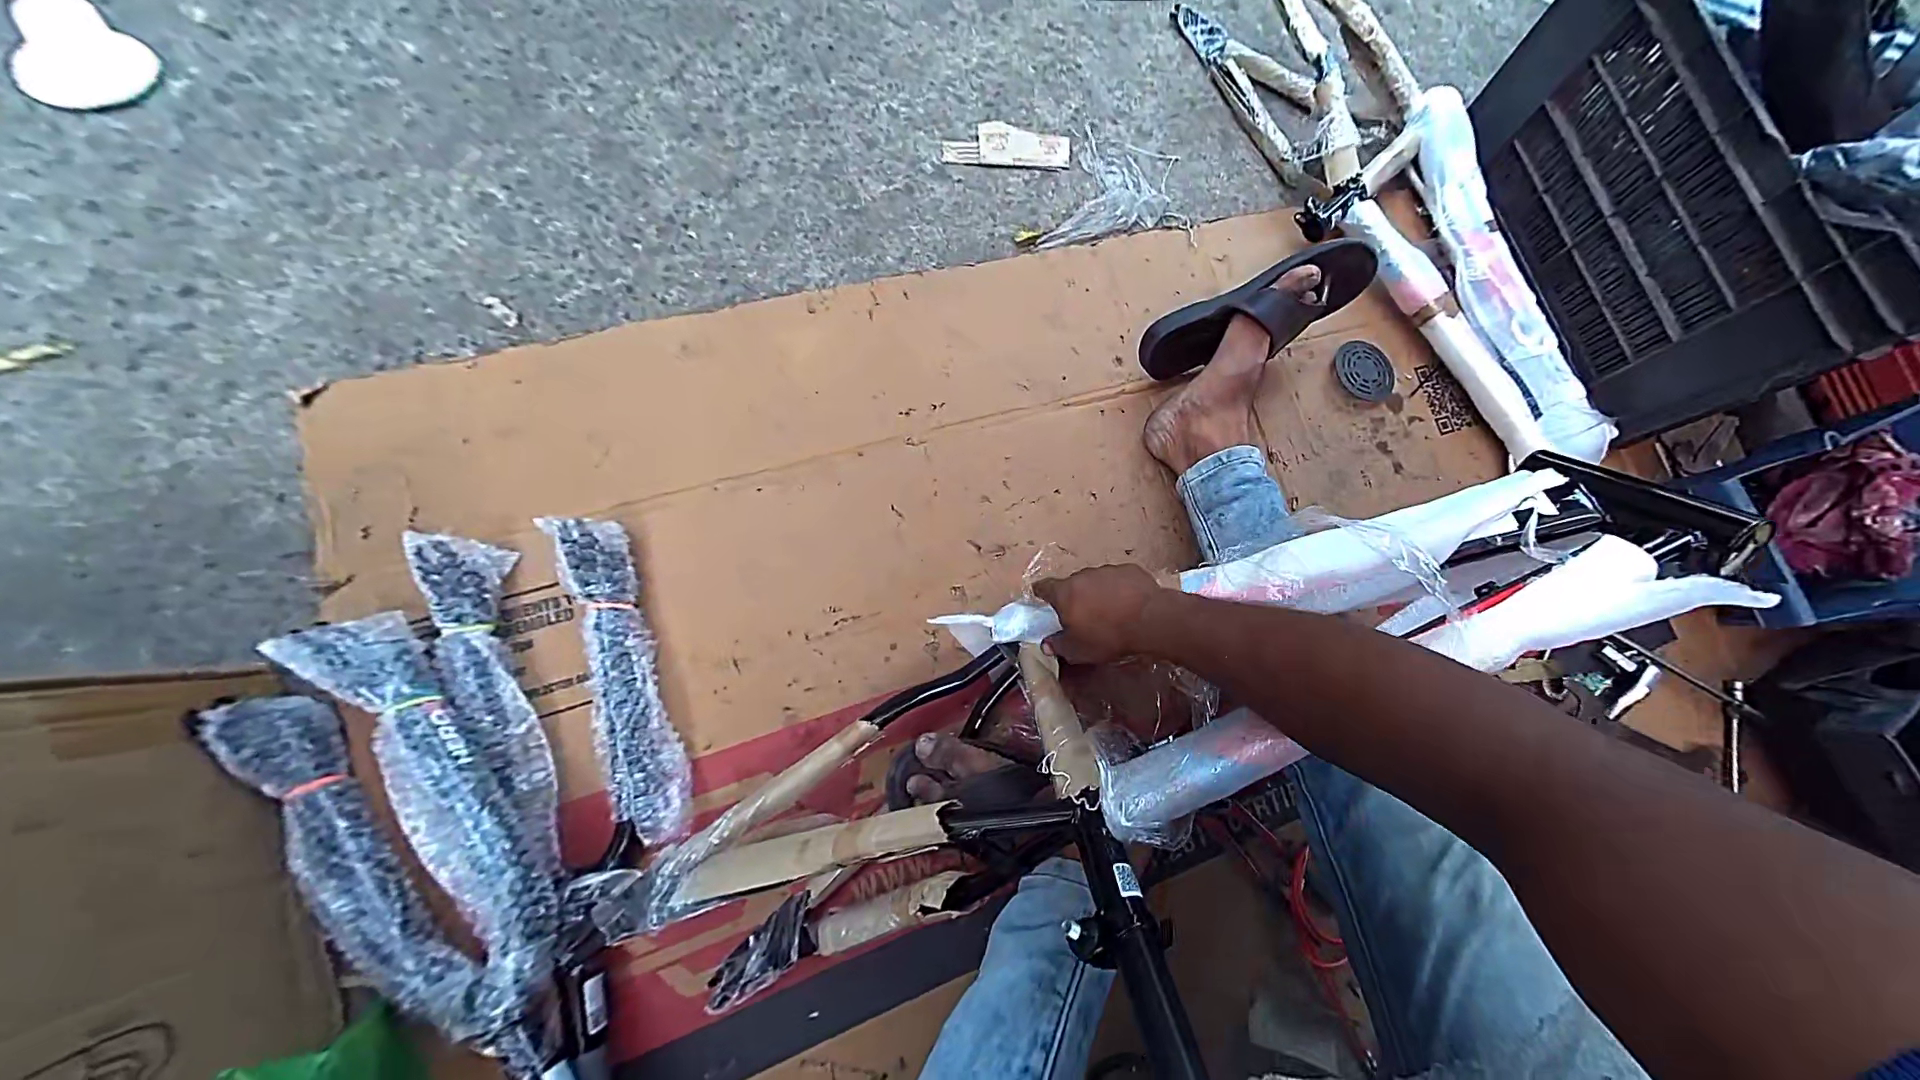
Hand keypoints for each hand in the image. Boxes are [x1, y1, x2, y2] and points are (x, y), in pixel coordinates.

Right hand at [1032, 564, 1165, 664]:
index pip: (1043, 587)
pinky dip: (1119, 590)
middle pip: (1071, 584)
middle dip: (1074, 598)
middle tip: (1082, 617)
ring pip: (1095, 581)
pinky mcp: (1129, 570)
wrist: (1150, 620)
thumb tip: (1047, 643)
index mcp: (1064, 592)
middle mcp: (1082, 575)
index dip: (1041, 595)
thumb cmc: (1108, 636)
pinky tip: (1129, 604)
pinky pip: (1118, 579)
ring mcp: (1107, 570)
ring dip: (1098, 593)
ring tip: (1110, 612)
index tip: (1044, 604)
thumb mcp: (1078, 650)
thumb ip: (1058, 645)